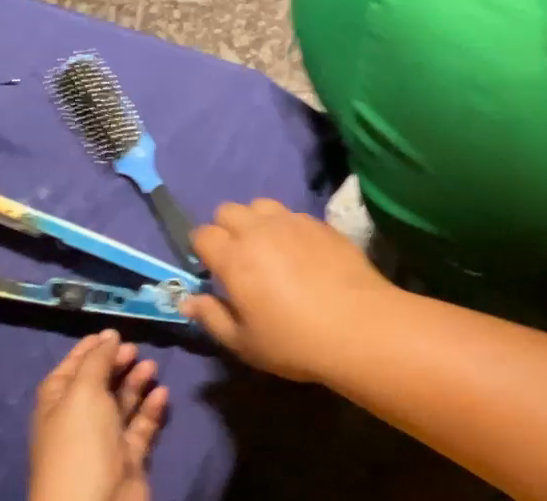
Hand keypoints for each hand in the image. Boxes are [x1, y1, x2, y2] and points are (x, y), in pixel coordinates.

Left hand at [28, 331, 168, 500]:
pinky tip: (162, 393)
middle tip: (136, 348)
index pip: (70, 369)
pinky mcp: (128, 458)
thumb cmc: (80, 444)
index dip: (88, 350)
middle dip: (116, 363)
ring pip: (122, 403)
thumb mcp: (83, 393)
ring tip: (152, 367)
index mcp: (57, 405)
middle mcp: (79, 421)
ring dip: (136, 382)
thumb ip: (97, 361)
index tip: (112, 331)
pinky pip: (141, 427)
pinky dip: (151, 408)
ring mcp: (104, 441)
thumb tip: (109, 334)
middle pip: (99, 384)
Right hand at [184, 200, 397, 382]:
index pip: (203, 234)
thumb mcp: (244, 342)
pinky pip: (291, 214)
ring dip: (255, 221)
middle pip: (229, 210)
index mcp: (234, 257)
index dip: (201, 249)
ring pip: (261, 205)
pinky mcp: (320, 223)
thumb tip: (188, 299)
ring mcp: (293, 221)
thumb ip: (212, 317)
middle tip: (235, 258)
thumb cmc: (294, 341)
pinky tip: (297, 252)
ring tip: (266, 249)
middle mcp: (260, 230)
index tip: (209, 268)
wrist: (358, 325)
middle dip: (224, 228)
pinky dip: (285, 226)